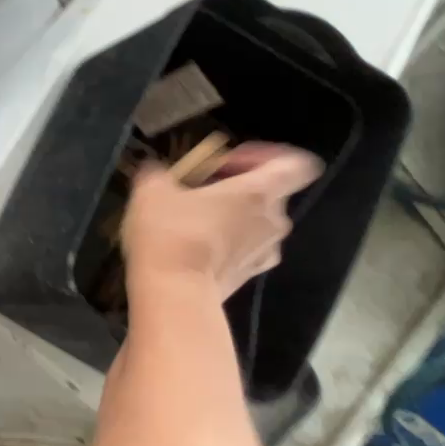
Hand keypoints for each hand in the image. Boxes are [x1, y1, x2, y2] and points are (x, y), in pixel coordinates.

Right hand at [122, 142, 322, 299]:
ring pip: (256, 225)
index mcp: (259, 191)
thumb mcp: (150, 193)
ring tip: (192, 228)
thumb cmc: (169, 232)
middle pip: (268, 195)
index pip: (294, 163)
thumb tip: (156, 170)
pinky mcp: (252, 273)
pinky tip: (197, 253)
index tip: (227, 163)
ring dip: (231, 221)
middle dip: (235, 192)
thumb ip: (158, 175)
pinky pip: (246, 252)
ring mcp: (268, 248)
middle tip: (197, 197)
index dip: (266, 157)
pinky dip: (227, 248)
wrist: (174, 289)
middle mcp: (275, 218)